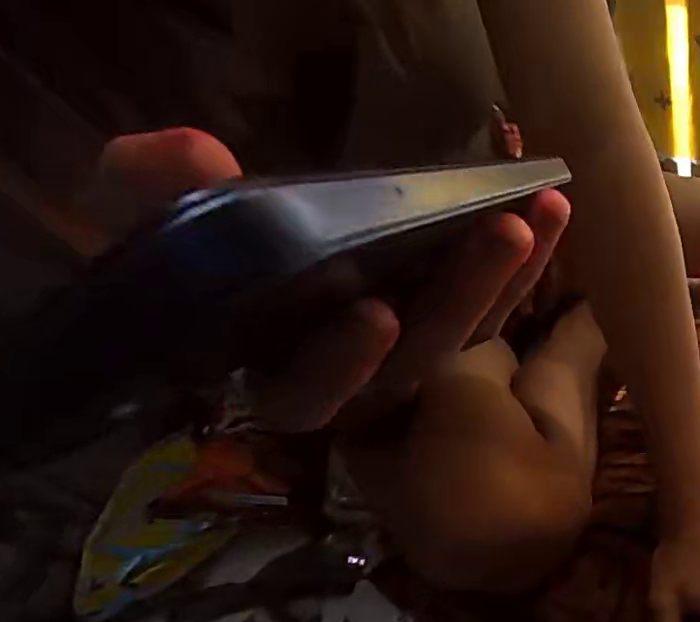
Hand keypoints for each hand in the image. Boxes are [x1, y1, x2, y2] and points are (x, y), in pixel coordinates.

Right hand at [86, 128, 567, 431]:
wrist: (237, 275)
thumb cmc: (193, 265)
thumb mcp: (159, 235)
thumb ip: (154, 203)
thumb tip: (181, 152)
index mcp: (286, 380)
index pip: (315, 390)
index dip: (343, 360)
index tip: (374, 313)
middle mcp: (361, 385)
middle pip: (418, 357)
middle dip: (460, 294)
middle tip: (505, 229)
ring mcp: (412, 362)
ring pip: (468, 334)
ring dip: (509, 274)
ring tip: (545, 212)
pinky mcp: (445, 337)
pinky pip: (490, 311)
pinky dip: (517, 267)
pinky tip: (545, 218)